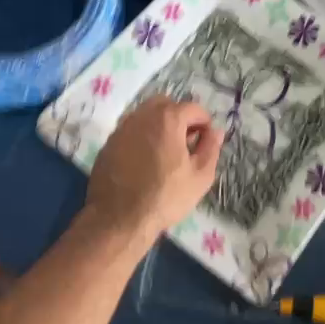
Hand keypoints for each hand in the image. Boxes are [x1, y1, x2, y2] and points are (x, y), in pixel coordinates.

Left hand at [82, 97, 223, 243]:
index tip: (206, 142)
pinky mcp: (108, 144)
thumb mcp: (200, 176)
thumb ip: (211, 148)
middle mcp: (142, 116)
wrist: (118, 219)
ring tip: (165, 152)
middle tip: (186, 142)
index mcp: (168, 119)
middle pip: (166, 104)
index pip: (193, 108)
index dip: (205, 123)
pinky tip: (145, 162)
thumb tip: (216, 131)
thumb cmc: (165, 197)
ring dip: (159, 126)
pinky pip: (131, 131)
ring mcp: (122, 129)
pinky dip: (142, 137)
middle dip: (180, 117)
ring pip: (145, 115)